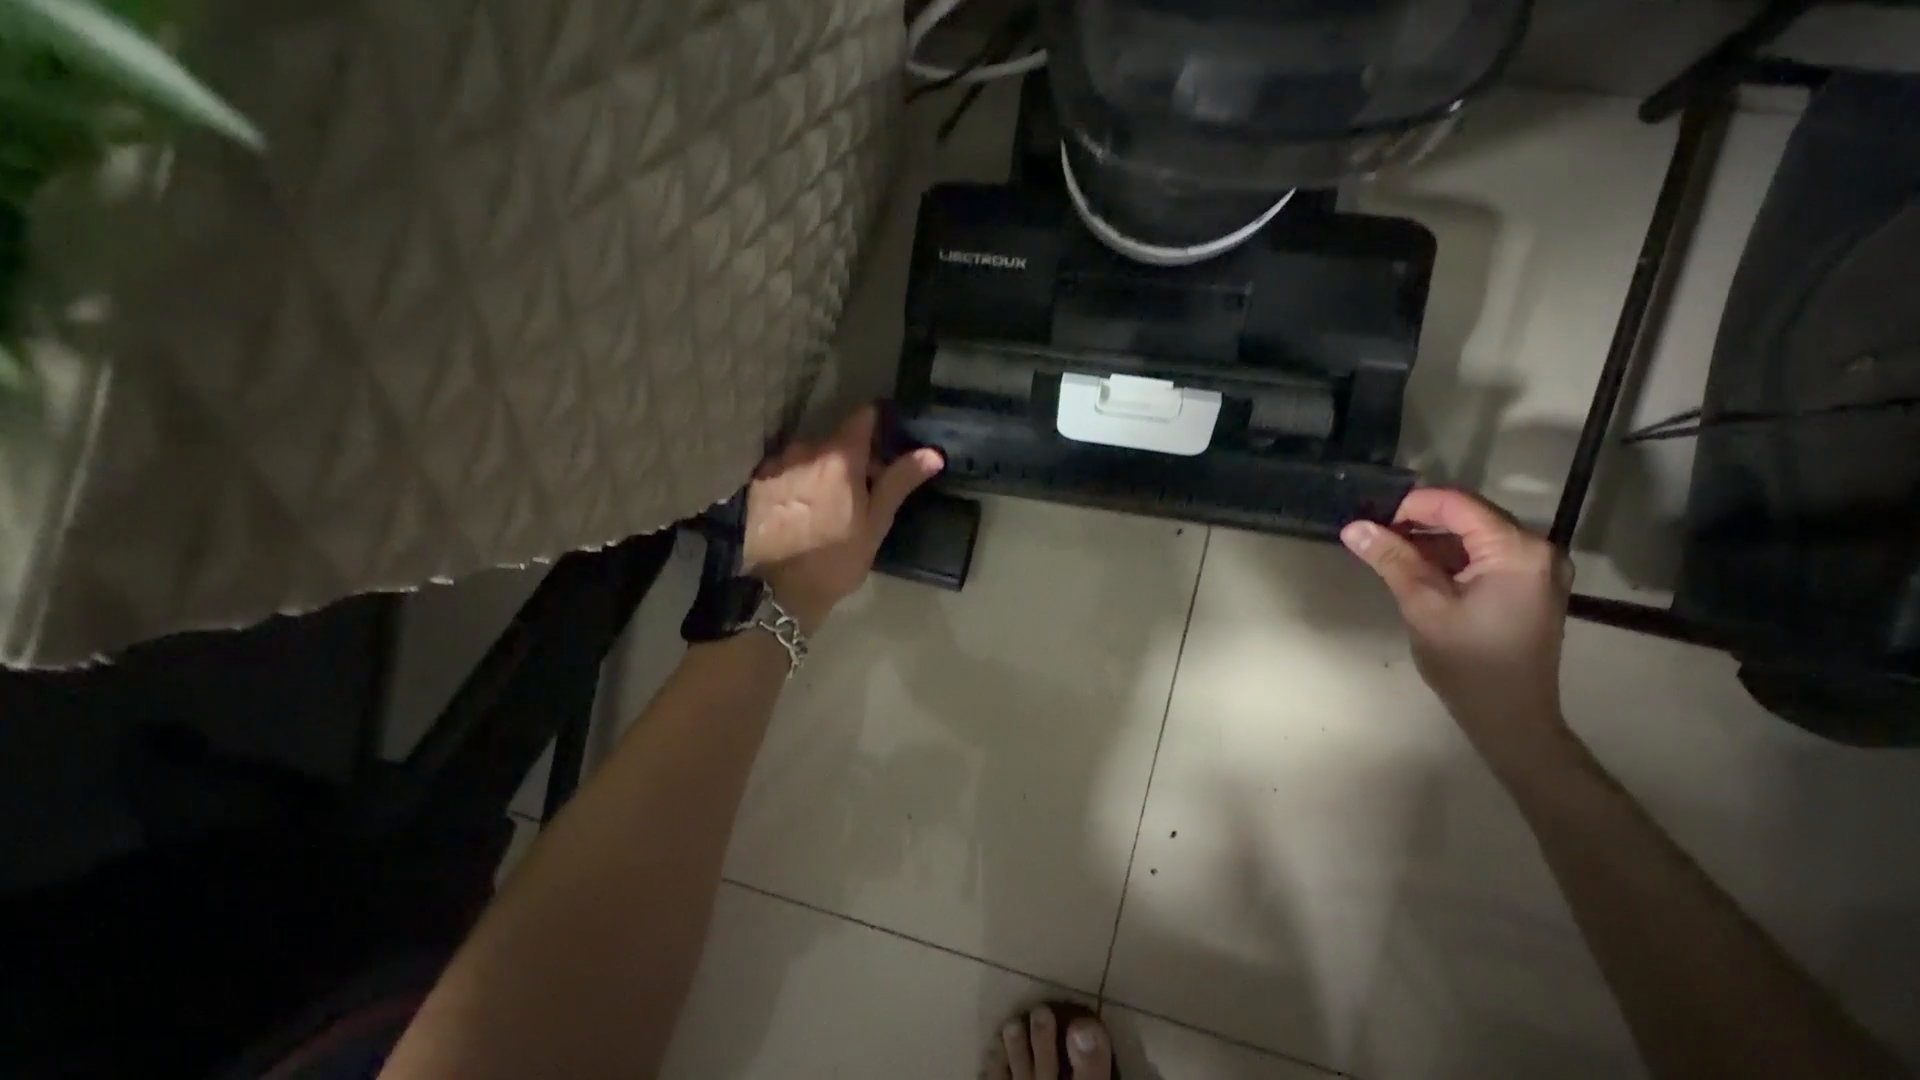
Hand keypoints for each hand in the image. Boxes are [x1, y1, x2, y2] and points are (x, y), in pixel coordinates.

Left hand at [741, 405, 943, 631]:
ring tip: (831, 500)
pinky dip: (798, 479)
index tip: (888, 439)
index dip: (878, 423)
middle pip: (835, 437)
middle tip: (864, 487)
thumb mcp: (876, 522)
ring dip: (822, 467)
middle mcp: (804, 449)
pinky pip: (786, 468)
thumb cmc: (837, 557)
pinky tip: (803, 507)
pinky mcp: (757, 482)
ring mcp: (777, 464)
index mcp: (839, 456)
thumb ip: (900, 480)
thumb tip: (932, 453)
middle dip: (852, 455)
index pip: (863, 416)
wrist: (782, 591)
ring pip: (809, 453)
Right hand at [1341, 488, 1574, 762]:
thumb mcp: (1423, 606)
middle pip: (1469, 516)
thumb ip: (1392, 560)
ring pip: (1476, 536)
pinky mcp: (1532, 586)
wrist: (1511, 718)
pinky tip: (1422, 574)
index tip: (1372, 523)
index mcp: (1516, 550)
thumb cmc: (1467, 663)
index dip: (1411, 506)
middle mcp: (1537, 550)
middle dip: (1420, 522)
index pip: (1457, 504)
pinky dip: (1453, 558)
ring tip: (1392, 557)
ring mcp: (1539, 569)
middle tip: (1377, 538)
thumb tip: (1354, 527)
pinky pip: (1487, 556)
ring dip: (1434, 541)